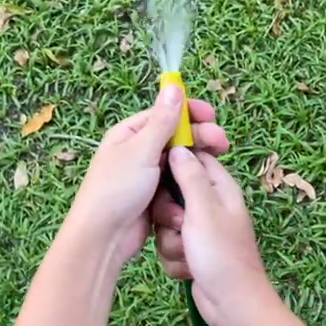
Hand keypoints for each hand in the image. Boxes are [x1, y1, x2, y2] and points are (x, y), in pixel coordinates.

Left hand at [61, 86, 228, 271]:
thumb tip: (173, 86)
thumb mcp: (141, 150)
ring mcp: (145, 175)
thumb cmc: (117, 189)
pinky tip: (201, 187)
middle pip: (175, 137)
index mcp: (129, 133)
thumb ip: (162, 120)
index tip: (212, 115)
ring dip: (195, 162)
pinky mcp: (153, 197)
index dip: (189, 112)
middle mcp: (137, 151)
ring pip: (178, 162)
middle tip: (222, 142)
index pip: (163, 113)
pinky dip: (187, 184)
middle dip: (199, 137)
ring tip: (217, 162)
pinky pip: (176, 185)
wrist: (103, 239)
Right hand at [151, 148, 277, 325]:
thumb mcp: (203, 210)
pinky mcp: (192, 252)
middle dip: (167, 214)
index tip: (156, 173)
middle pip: (172, 193)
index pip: (192, 158)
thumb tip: (178, 148)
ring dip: (170, 241)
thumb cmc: (221, 254)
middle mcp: (210, 205)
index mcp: (219, 187)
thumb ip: (189, 177)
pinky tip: (188, 269)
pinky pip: (169, 246)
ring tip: (187, 252)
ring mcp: (200, 230)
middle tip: (179, 225)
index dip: (173, 162)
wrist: (233, 305)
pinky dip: (175, 259)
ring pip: (166, 223)